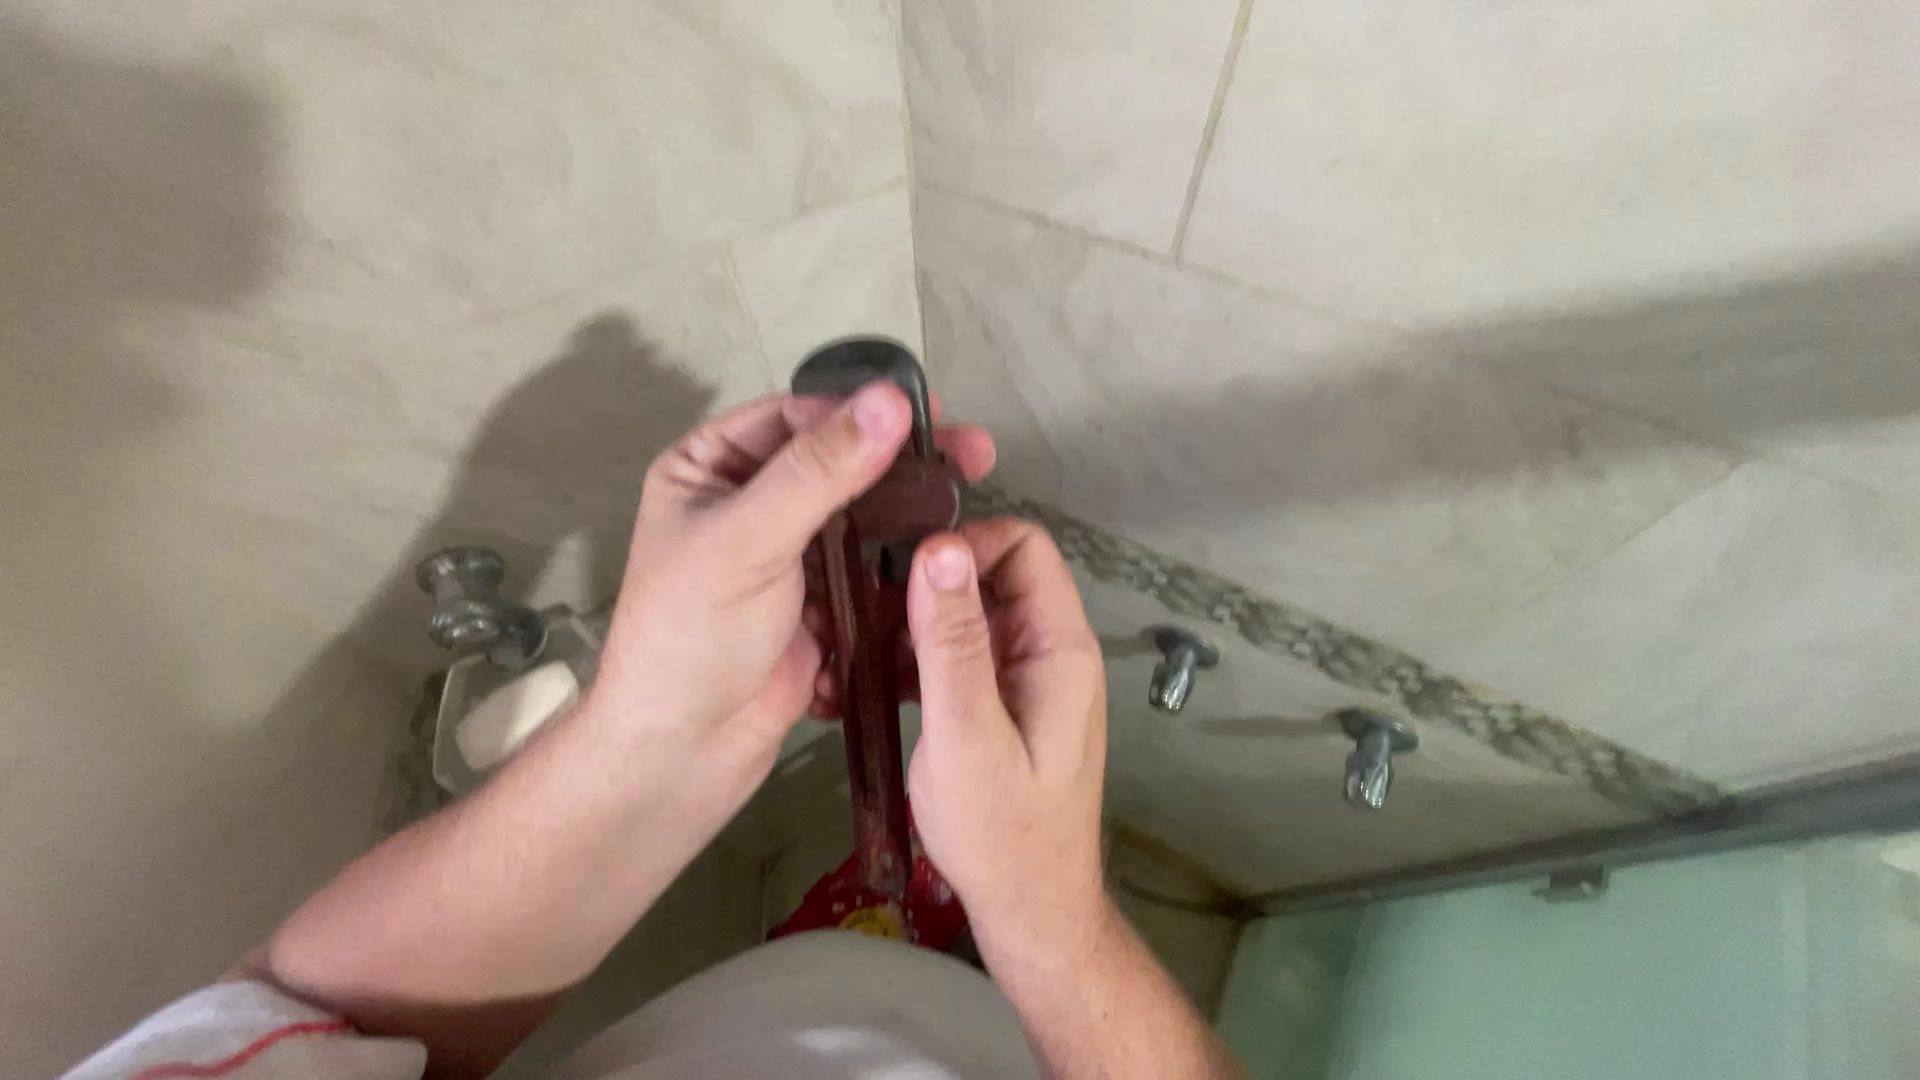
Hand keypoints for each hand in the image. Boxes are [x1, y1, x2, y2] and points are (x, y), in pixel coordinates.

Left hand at [586, 384, 994, 786]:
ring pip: (861, 514)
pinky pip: (870, 564)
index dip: (860, 410)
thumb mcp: (749, 540)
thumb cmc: (694, 634)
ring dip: (909, 506)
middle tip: (973, 451)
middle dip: (900, 459)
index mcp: (713, 468)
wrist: (686, 751)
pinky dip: (903, 557)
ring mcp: (790, 554)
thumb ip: (819, 471)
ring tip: (969, 495)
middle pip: (838, 463)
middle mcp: (751, 501)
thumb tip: (889, 400)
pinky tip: (946, 547)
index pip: (796, 418)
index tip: (929, 411)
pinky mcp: (821, 599)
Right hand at [904, 520, 1110, 946]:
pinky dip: (922, 656)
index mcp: (1058, 644)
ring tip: (863, 649)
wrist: (1029, 908)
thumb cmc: (1002, 832)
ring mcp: (1026, 675)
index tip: (906, 575)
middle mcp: (1049, 648)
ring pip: (971, 613)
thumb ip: (952, 641)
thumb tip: (939, 548)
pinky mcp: (1003, 700)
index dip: (966, 544)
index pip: (1024, 546)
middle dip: (932, 585)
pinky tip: (879, 679)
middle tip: (870, 615)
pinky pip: (962, 653)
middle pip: (993, 575)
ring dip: (918, 623)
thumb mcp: (967, 733)